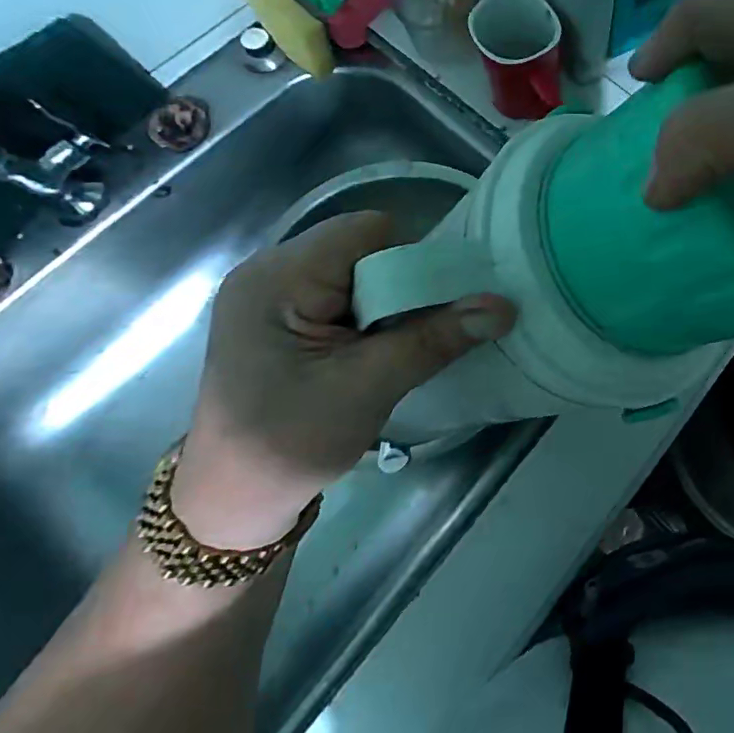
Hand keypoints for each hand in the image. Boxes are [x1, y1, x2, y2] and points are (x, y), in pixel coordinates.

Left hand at [171, 212, 514, 547]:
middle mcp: (266, 268)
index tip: (429, 311)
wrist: (230, 501)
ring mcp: (266, 289)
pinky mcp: (272, 311)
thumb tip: (503, 306)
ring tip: (385, 348)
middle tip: (410, 336)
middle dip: (396, 285)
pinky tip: (362, 350)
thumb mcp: (369, 388)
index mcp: (278, 277)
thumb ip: (435, 339)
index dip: (410, 262)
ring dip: (381, 301)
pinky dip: (361, 312)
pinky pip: (333, 289)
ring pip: (350, 268)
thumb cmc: (291, 444)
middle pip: (359, 246)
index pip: (367, 232)